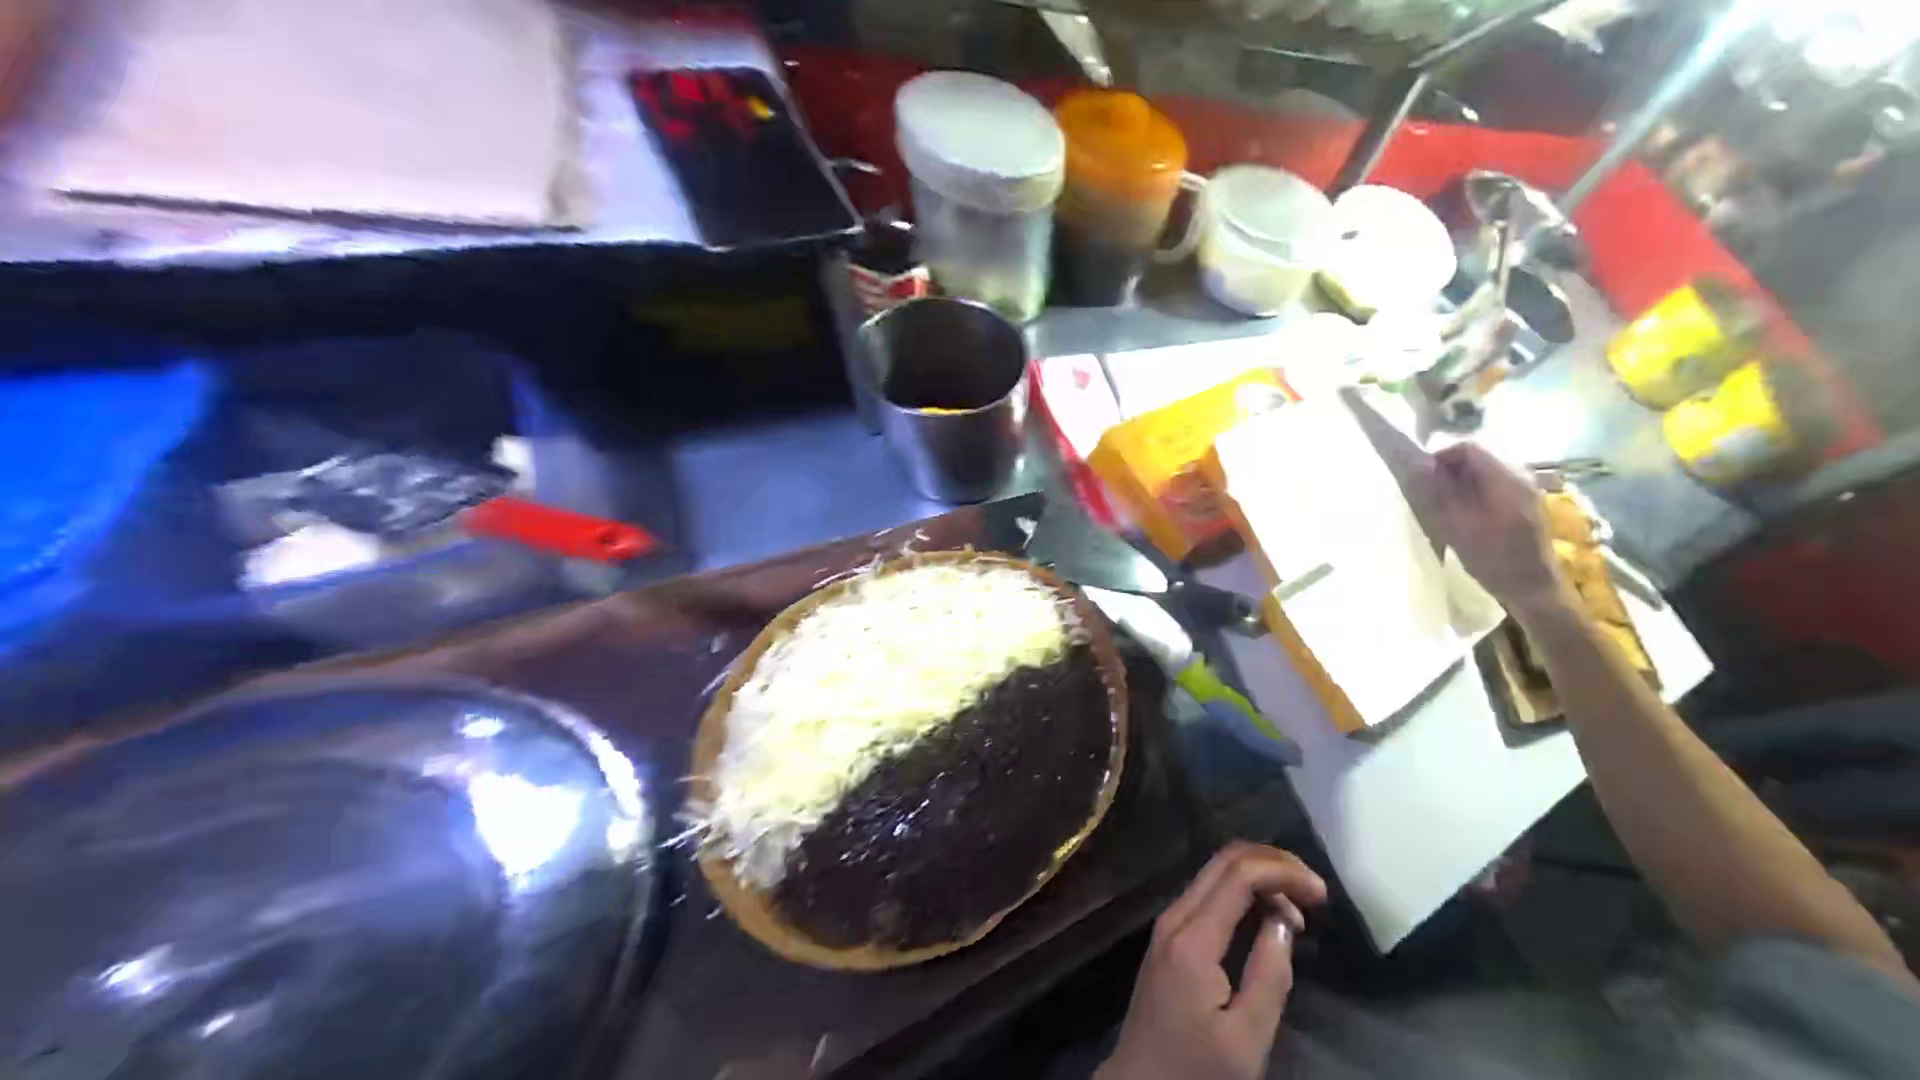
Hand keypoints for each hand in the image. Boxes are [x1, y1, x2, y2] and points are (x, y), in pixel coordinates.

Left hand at [1097, 843, 1328, 1079]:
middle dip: (1273, 863)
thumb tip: (1284, 921)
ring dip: (1259, 876)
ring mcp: (1168, 923)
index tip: (1322, 893)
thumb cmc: (1195, 1071)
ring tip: (1301, 908)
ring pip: (1214, 872)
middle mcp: (1174, 916)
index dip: (1282, 871)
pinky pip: (1208, 893)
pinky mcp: (1170, 935)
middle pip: (1223, 861)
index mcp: (1192, 939)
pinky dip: (1243, 892)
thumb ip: (1268, 976)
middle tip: (1315, 891)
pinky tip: (1269, 916)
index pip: (1237, 875)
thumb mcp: (1246, 1040)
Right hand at [1420, 443, 1572, 618]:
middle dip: (1449, 463)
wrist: (1533, 588)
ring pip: (1486, 464)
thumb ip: (1438, 491)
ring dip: (1460, 474)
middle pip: (1480, 451)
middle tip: (1427, 485)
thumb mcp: (1456, 525)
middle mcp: (1521, 475)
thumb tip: (1420, 466)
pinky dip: (1473, 483)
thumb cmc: (1493, 559)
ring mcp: (1526, 487)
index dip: (1440, 454)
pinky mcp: (1525, 499)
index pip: (1469, 445)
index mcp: (1506, 479)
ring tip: (1441, 496)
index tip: (1421, 475)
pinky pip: (1494, 478)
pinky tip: (1462, 505)